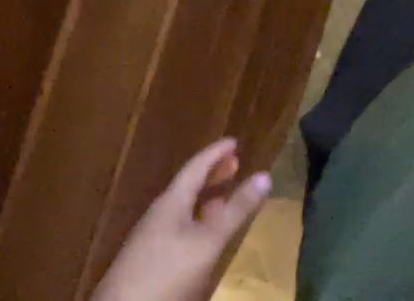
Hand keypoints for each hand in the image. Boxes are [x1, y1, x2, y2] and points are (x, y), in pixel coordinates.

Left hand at [90, 137, 270, 300]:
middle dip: (212, 174)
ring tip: (224, 199)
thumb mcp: (209, 241)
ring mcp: (150, 239)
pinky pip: (177, 228)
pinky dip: (196, 222)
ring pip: (182, 209)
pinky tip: (204, 239)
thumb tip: (266, 174)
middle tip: (235, 164)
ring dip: (205, 200)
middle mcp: (158, 215)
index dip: (216, 153)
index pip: (196, 167)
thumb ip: (236, 210)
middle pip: (187, 186)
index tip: (234, 141)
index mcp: (171, 203)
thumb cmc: (166, 272)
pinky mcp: (147, 262)